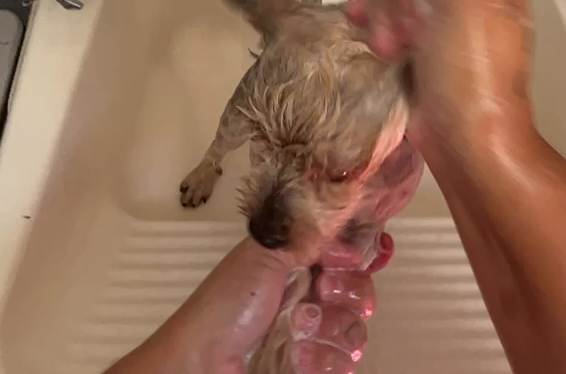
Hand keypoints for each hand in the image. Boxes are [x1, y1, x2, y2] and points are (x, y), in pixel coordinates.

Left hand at [111, 235, 387, 373]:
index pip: (349, 250)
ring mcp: (316, 331)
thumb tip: (346, 206)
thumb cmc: (228, 303)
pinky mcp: (315, 363)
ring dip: (331, 330)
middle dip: (348, 292)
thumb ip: (308, 233)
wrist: (203, 361)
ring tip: (300, 333)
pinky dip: (325, 360)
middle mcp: (313, 292)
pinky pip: (344, 360)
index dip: (360, 254)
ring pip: (356, 326)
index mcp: (302, 258)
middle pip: (361, 288)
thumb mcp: (265, 254)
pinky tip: (301, 358)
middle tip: (322, 293)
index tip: (362, 256)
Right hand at [345, 0, 534, 161]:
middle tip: (407, 29)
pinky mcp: (423, 35)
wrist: (467, 145)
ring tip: (392, 46)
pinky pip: (388, 8)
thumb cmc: (472, 75)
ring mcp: (443, 9)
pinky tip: (373, 40)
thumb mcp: (465, 1)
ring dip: (385, 12)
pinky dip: (376, 21)